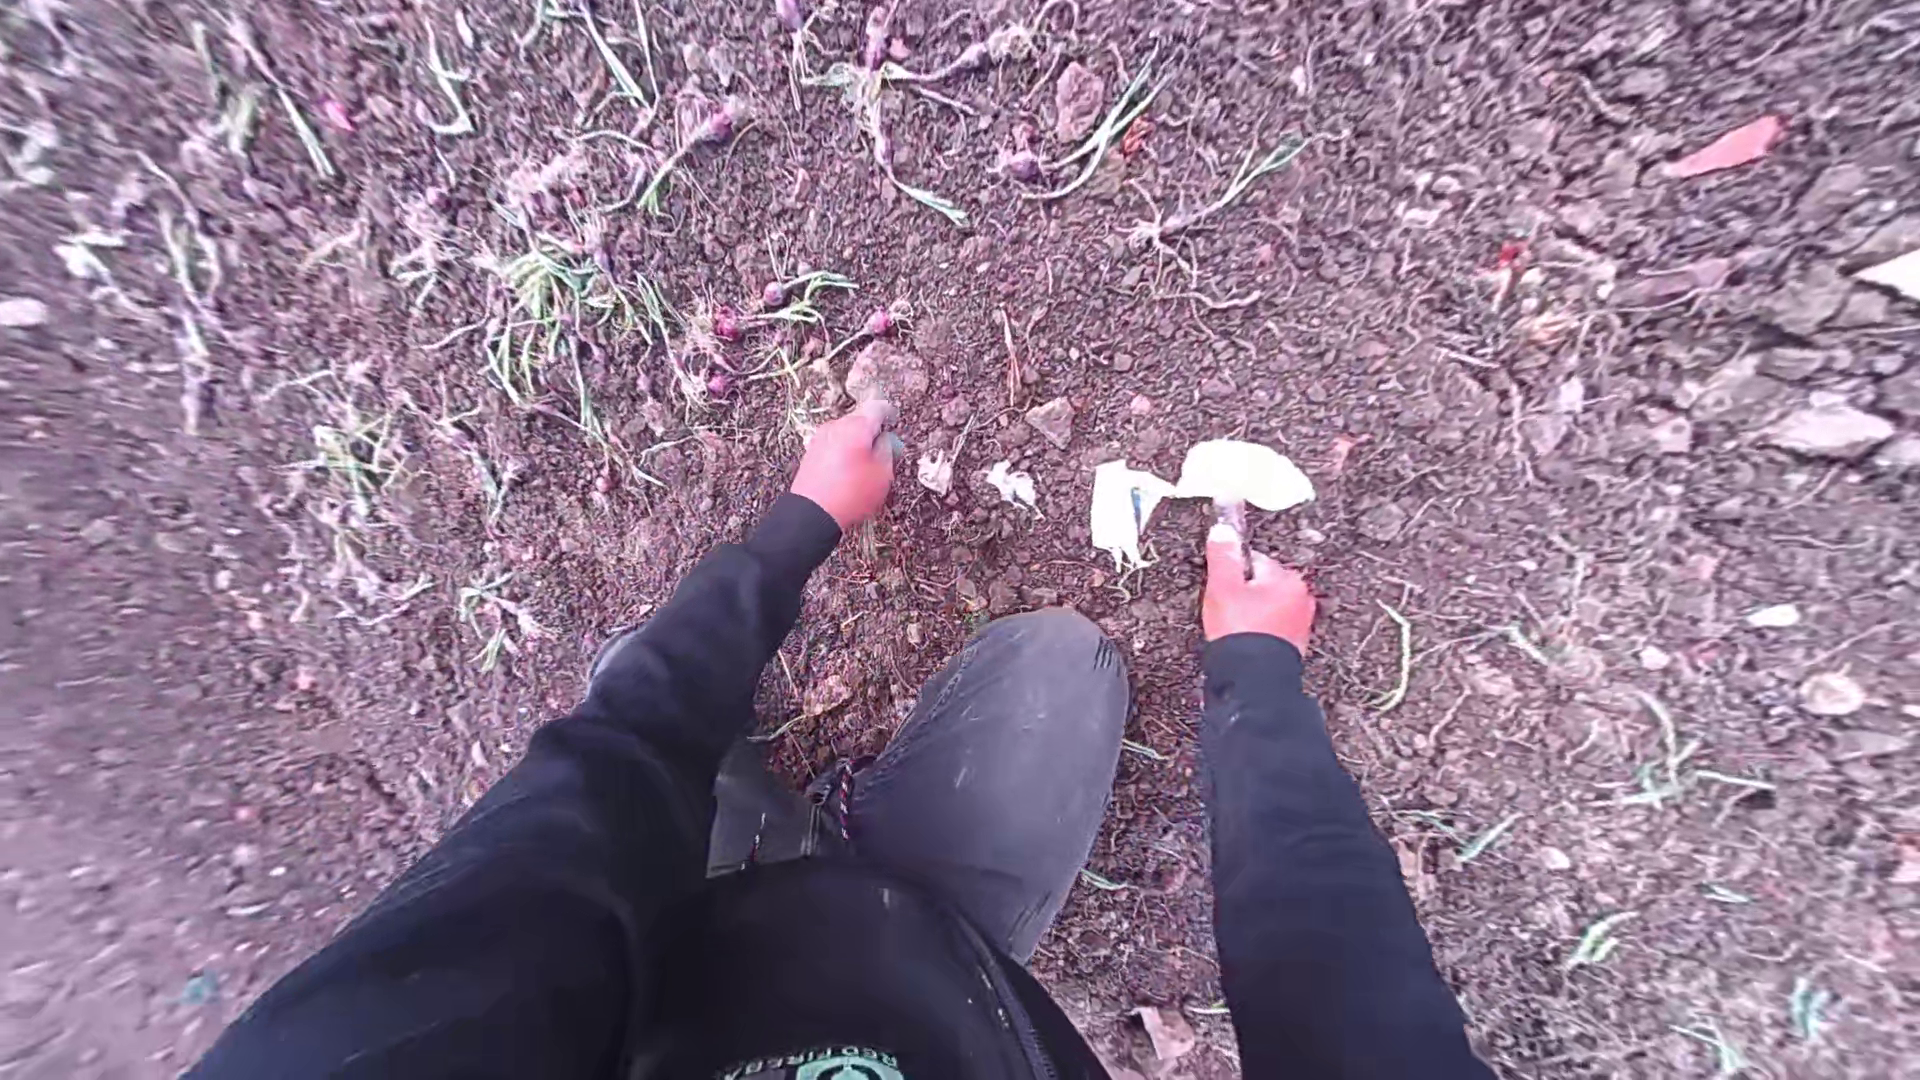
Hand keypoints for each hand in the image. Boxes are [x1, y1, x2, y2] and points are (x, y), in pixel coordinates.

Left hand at [791, 399, 897, 529]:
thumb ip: (888, 450)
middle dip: (872, 432)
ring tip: (866, 467)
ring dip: (857, 443)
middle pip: (860, 420)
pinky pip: (834, 446)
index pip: (877, 408)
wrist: (813, 513)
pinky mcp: (811, 453)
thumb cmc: (850, 494)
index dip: (890, 413)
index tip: (894, 420)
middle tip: (884, 450)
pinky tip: (849, 472)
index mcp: (856, 426)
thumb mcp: (883, 474)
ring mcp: (820, 439)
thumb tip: (886, 440)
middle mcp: (836, 427)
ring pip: (846, 434)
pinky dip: (844, 453)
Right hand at [1203, 523, 1315, 650]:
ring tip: (1234, 626)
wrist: (1253, 676)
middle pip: (1262, 582)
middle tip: (1226, 609)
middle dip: (1243, 592)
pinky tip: (1245, 637)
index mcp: (1287, 578)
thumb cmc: (1240, 630)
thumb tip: (1223, 529)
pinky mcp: (1294, 641)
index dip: (1231, 573)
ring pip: (1267, 604)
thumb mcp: (1222, 586)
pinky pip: (1272, 624)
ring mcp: (1300, 620)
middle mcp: (1300, 597)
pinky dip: (1258, 628)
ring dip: (1251, 611)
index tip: (1221, 587)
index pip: (1254, 560)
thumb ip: (1223, 555)